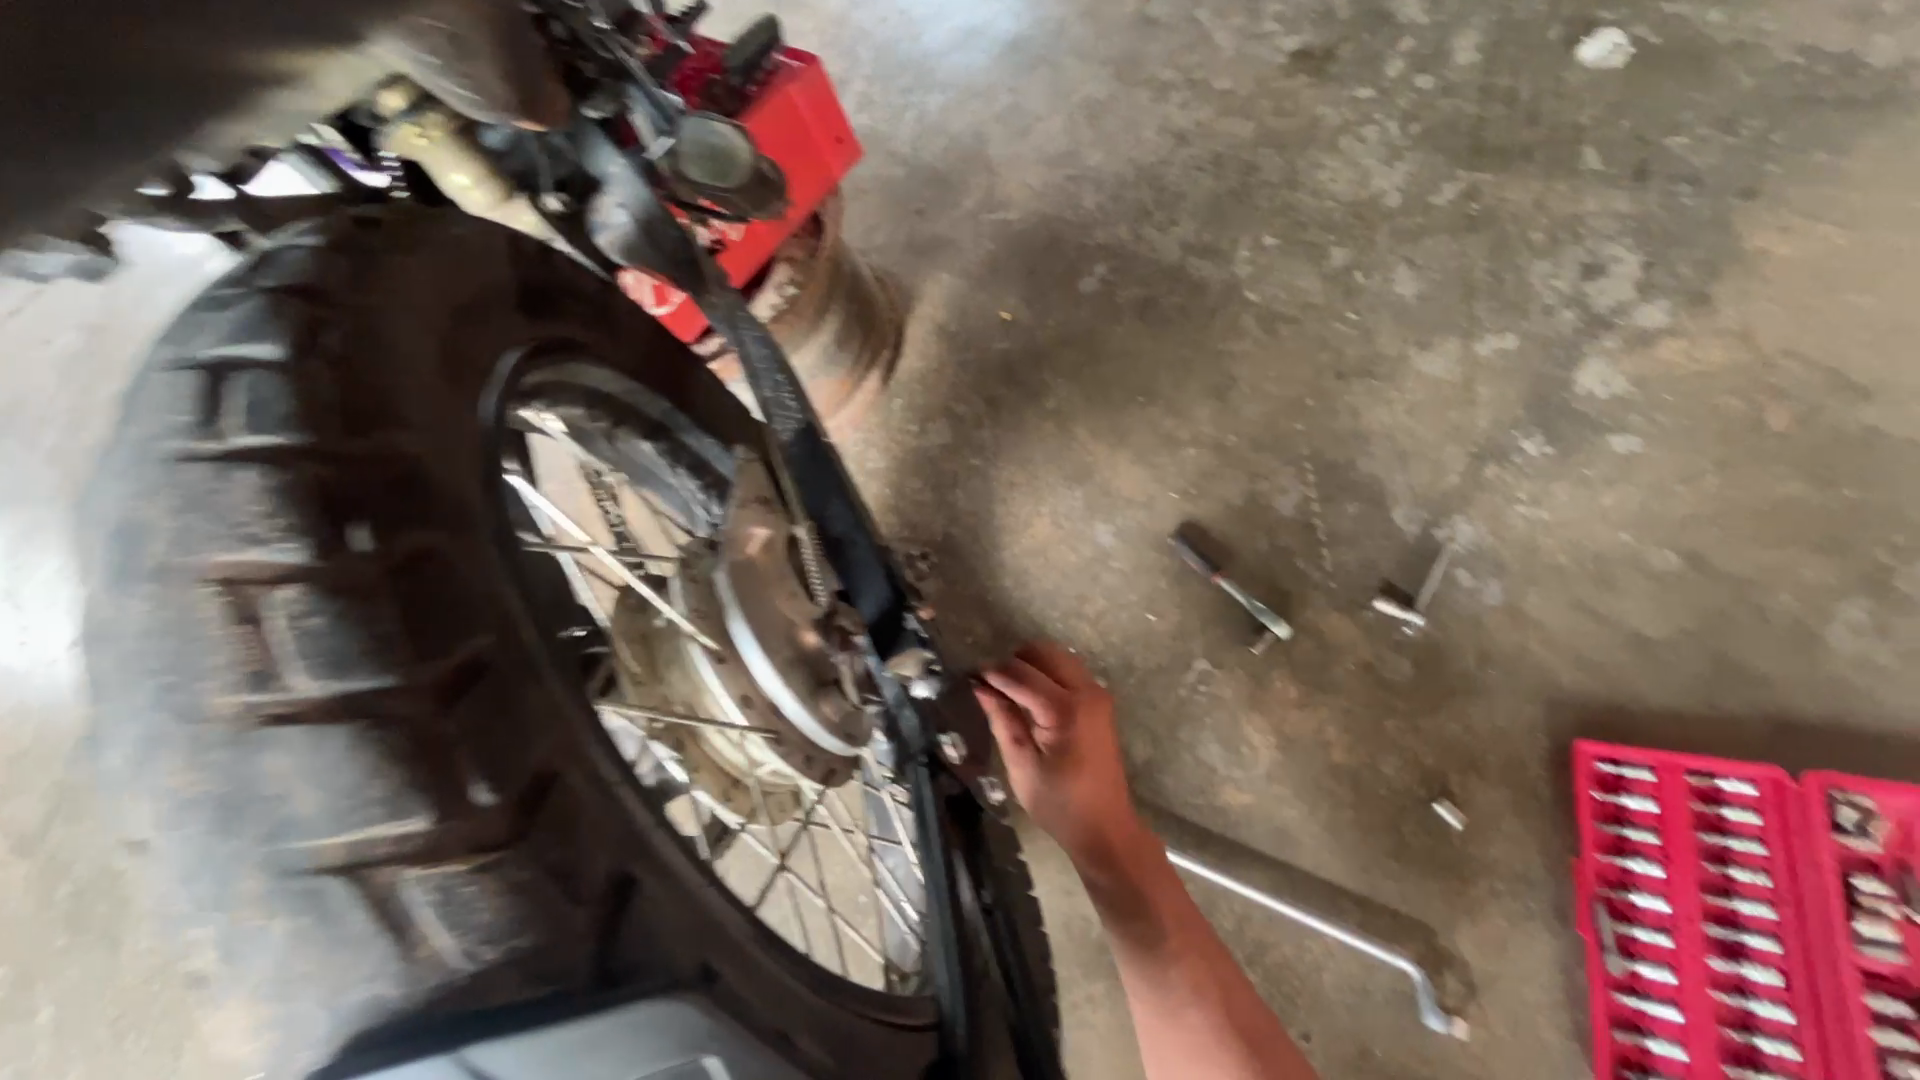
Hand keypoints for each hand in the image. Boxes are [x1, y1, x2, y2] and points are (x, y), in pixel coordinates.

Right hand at [974, 642, 1146, 873]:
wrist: (1105, 827)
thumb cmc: (1059, 803)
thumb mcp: (1021, 764)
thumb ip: (1002, 719)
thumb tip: (980, 685)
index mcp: (1066, 709)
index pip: (1021, 673)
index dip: (993, 673)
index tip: (971, 679)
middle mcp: (1087, 691)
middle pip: (1044, 652)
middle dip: (1014, 663)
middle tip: (992, 687)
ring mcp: (1098, 694)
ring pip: (1058, 657)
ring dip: (1031, 667)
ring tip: (1009, 694)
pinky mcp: (1100, 702)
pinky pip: (1069, 672)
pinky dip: (1046, 675)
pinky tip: (1030, 700)